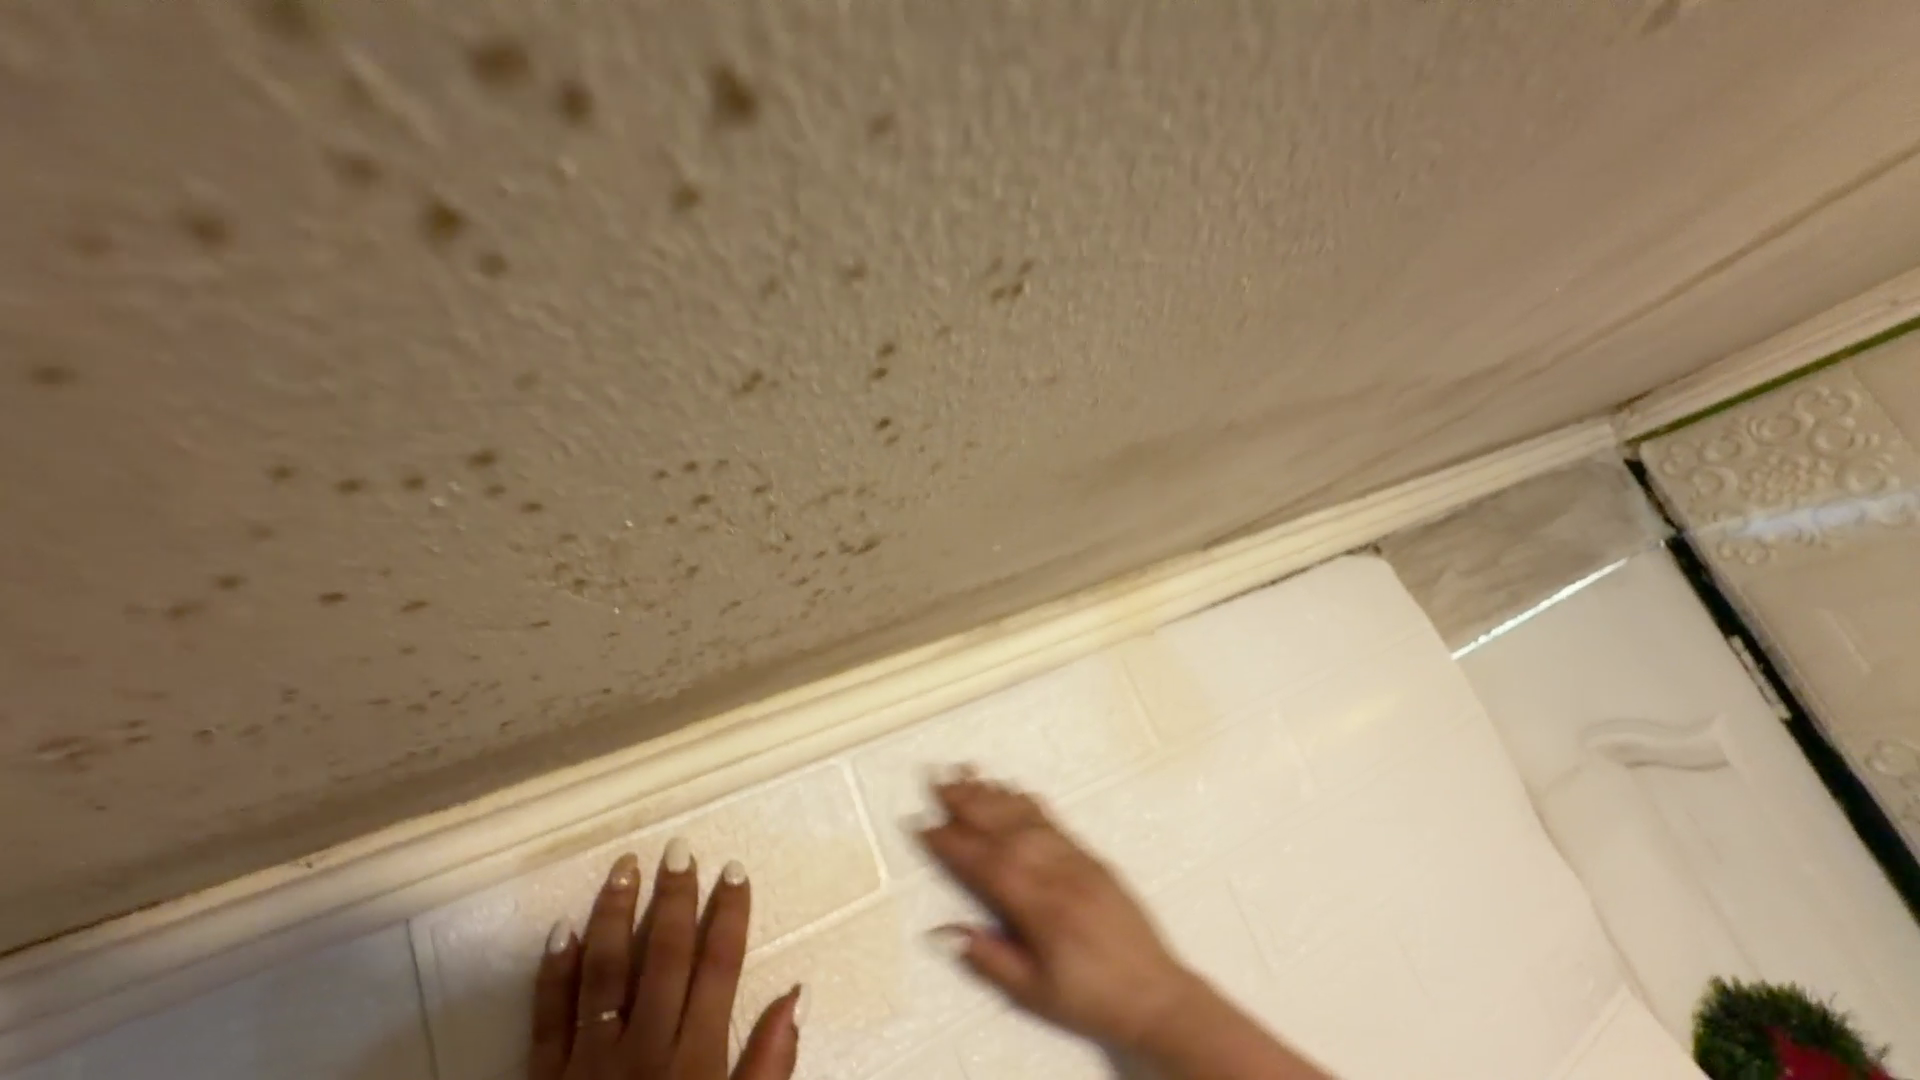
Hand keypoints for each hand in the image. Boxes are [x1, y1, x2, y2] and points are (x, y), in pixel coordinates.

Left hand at [529, 844, 800, 1079]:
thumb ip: (769, 1065)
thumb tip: (797, 994)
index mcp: (694, 1059)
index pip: (718, 967)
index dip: (729, 915)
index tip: (735, 870)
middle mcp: (642, 1048)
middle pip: (662, 956)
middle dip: (675, 898)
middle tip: (681, 847)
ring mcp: (588, 1061)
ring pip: (604, 971)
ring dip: (614, 914)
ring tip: (626, 865)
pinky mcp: (543, 1079)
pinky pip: (548, 1016)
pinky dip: (553, 970)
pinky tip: (563, 927)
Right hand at [913, 772, 1203, 1049]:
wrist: (1156, 995)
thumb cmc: (1090, 999)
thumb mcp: (1034, 993)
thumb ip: (989, 959)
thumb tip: (944, 931)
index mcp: (1041, 908)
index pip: (987, 864)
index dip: (953, 843)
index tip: (924, 824)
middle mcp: (1058, 874)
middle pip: (1005, 829)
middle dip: (968, 802)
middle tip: (937, 779)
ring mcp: (1078, 861)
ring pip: (1028, 819)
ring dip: (994, 793)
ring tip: (967, 771)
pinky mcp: (1094, 858)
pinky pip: (1055, 822)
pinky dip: (1029, 803)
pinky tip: (1014, 790)